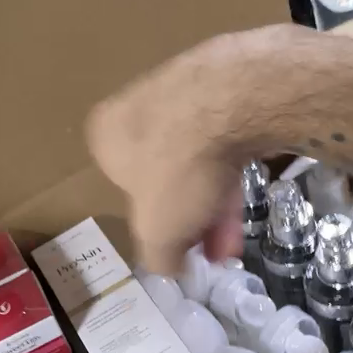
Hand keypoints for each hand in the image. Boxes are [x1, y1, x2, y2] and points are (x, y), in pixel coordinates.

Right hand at [87, 24, 325, 273]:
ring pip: (197, 162)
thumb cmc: (179, 168)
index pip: (122, 189)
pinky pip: (223, 139)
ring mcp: (180, 91)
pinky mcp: (222, 85)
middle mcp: (136, 108)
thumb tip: (169, 267)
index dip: (154, 224)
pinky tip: (247, 196)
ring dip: (215, 204)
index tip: (182, 246)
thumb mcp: (158, 233)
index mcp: (105, 136)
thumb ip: (158, 257)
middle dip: (192, 222)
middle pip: (166, 180)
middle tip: (216, 250)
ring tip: (238, 237)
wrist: (235, 99)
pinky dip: (232, 171)